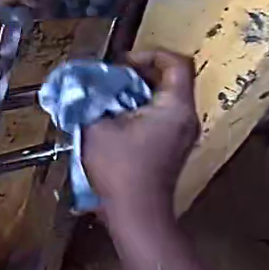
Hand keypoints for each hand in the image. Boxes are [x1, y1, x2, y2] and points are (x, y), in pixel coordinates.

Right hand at [81, 50, 199, 231]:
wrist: (137, 215)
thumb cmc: (120, 171)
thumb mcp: (96, 127)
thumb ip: (89, 99)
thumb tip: (81, 83)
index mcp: (175, 107)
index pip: (176, 62)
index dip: (149, 54)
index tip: (122, 64)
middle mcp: (187, 117)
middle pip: (171, 79)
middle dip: (139, 73)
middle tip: (111, 79)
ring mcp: (184, 134)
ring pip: (166, 98)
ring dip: (138, 92)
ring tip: (109, 98)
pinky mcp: (175, 147)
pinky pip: (162, 116)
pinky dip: (141, 110)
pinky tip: (116, 120)